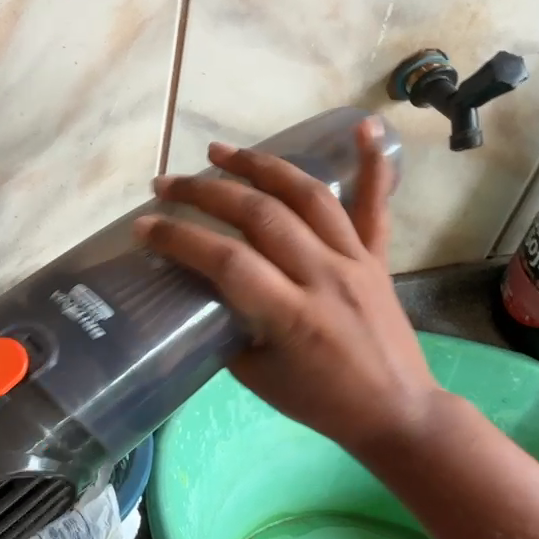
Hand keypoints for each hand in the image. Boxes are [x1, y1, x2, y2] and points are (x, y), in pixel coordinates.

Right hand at [134, 116, 442, 453]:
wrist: (396, 413)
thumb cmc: (319, 403)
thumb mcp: (255, 375)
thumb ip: (227, 327)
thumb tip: (198, 290)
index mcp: (290, 315)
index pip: (226, 260)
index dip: (179, 238)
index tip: (143, 226)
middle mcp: (323, 277)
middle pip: (260, 216)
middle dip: (206, 193)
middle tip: (166, 185)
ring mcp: (355, 261)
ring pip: (307, 197)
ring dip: (260, 166)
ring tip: (220, 152)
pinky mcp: (377, 258)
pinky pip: (375, 205)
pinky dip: (372, 163)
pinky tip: (363, 126)